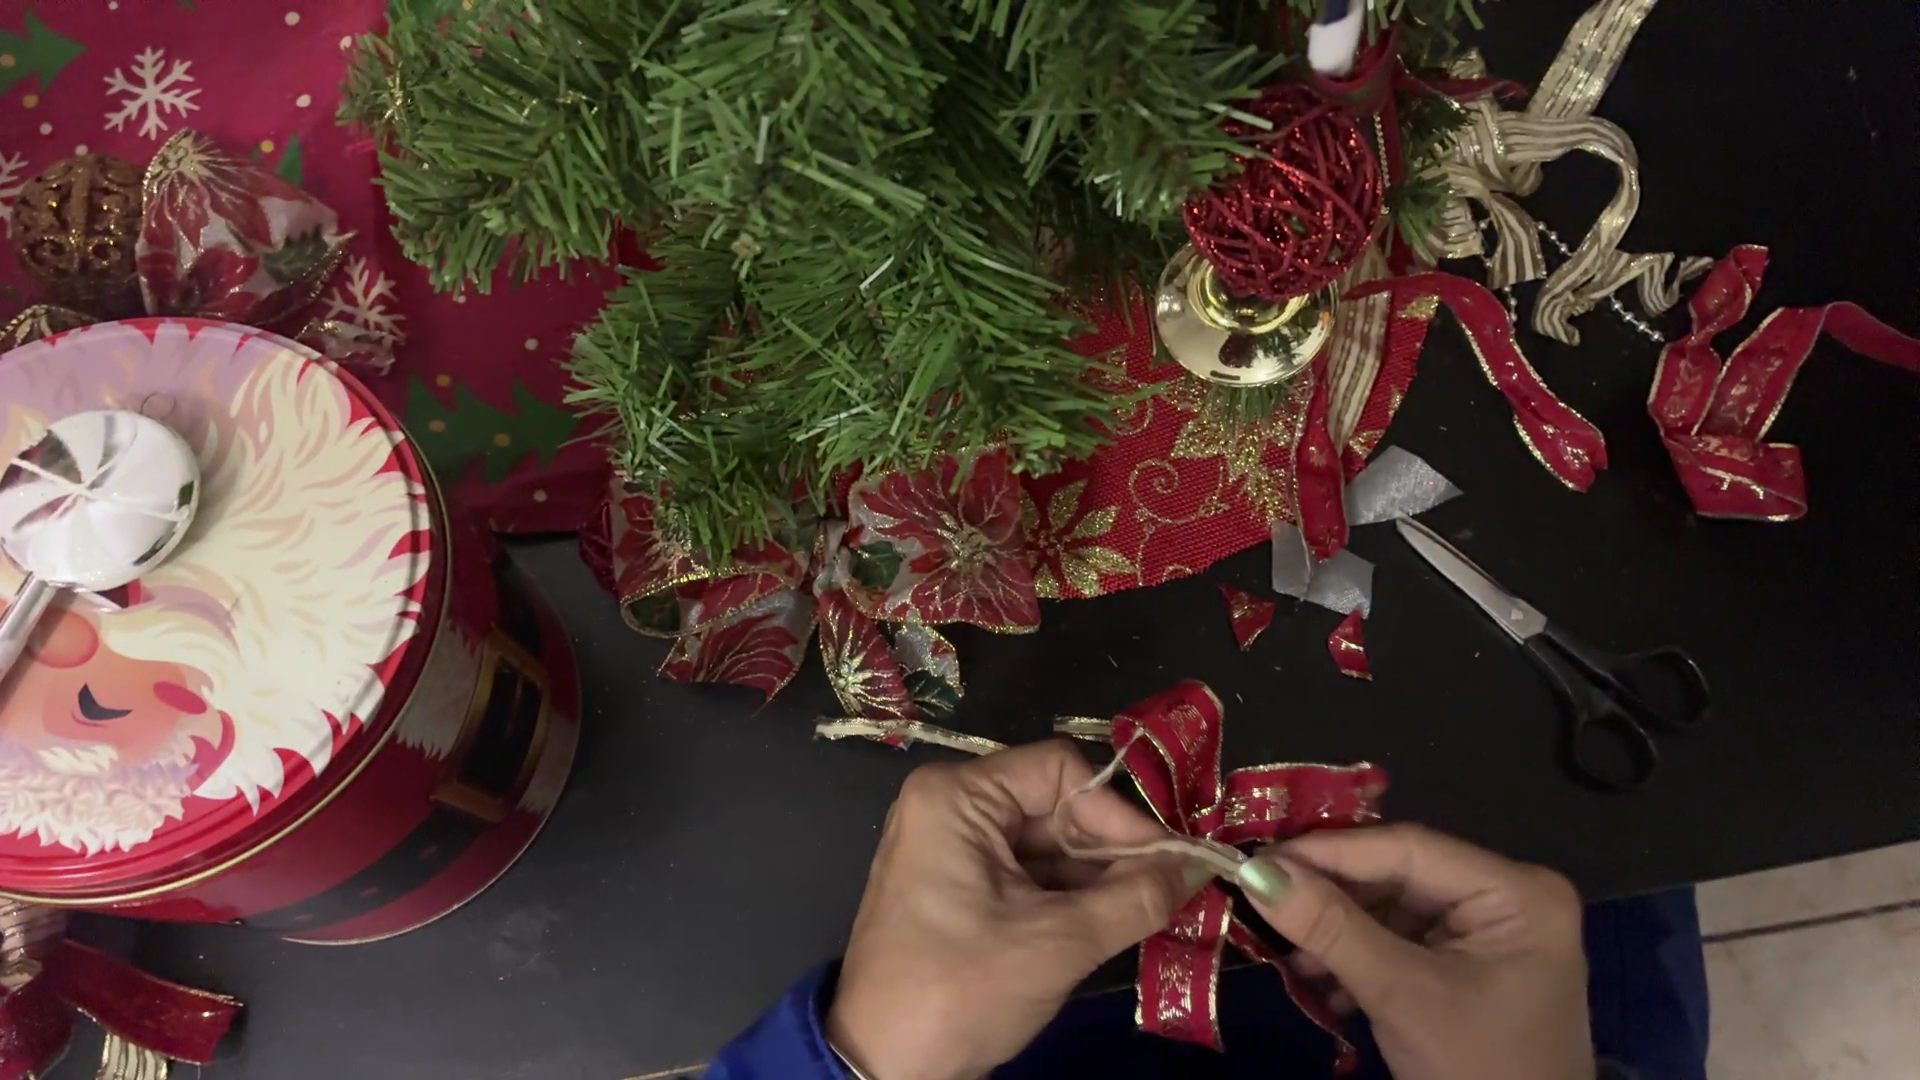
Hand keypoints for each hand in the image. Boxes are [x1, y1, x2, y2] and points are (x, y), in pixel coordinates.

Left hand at [827, 740, 1205, 1079]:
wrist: (880, 1068)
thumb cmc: (960, 990)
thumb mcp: (1056, 943)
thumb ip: (1134, 898)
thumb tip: (1196, 867)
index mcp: (958, 795)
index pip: (1057, 771)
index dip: (1114, 811)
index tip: (1162, 859)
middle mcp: (951, 803)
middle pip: (1051, 803)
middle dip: (1108, 846)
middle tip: (1166, 887)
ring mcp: (951, 841)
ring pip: (1042, 838)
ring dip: (1093, 872)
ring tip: (1148, 905)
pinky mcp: (957, 879)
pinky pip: (1023, 867)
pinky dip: (1065, 890)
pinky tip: (1110, 915)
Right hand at [1246, 824, 1592, 1079]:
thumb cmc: (1480, 1073)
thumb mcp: (1400, 995)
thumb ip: (1328, 926)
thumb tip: (1253, 869)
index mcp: (1515, 892)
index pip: (1405, 847)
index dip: (1328, 849)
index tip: (1261, 859)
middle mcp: (1504, 895)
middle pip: (1393, 873)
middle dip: (1328, 895)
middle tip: (1264, 896)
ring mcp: (1486, 928)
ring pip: (1386, 902)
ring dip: (1334, 928)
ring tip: (1290, 955)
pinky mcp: (1465, 958)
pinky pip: (1396, 932)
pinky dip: (1354, 951)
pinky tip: (1317, 977)